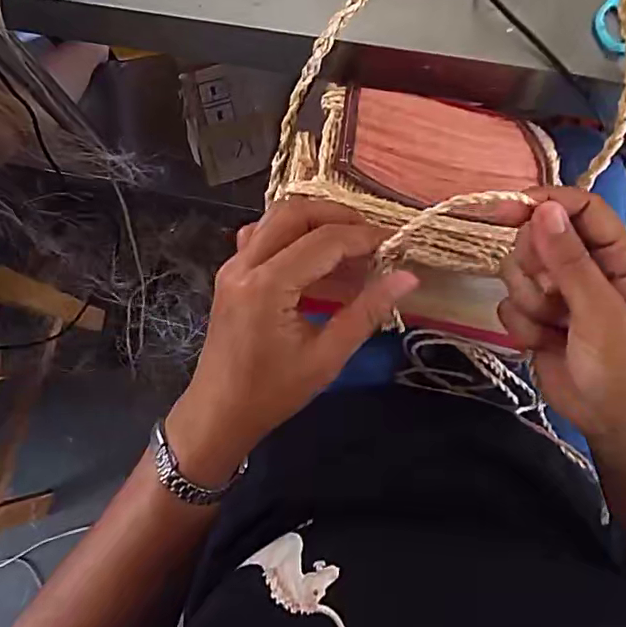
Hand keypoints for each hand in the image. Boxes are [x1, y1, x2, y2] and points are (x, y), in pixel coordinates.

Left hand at [166, 199, 417, 484]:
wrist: (218, 413)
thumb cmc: (272, 393)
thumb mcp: (327, 357)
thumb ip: (367, 311)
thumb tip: (407, 277)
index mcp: (267, 286)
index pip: (325, 241)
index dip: (365, 236)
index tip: (395, 242)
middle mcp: (245, 265)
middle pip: (296, 212)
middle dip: (339, 217)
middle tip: (372, 237)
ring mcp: (234, 266)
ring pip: (277, 218)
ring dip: (316, 222)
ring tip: (351, 247)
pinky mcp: (232, 273)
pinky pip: (263, 235)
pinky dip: (293, 235)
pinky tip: (314, 259)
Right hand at [496, 187, 625, 453]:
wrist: (623, 435)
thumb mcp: (603, 314)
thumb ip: (570, 260)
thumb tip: (543, 208)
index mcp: (620, 259)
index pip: (581, 209)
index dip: (544, 204)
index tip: (506, 211)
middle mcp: (589, 271)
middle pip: (540, 237)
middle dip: (535, 265)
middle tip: (551, 295)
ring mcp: (562, 297)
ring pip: (519, 272)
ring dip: (529, 300)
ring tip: (553, 327)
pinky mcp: (539, 323)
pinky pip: (510, 305)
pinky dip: (520, 325)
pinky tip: (541, 344)